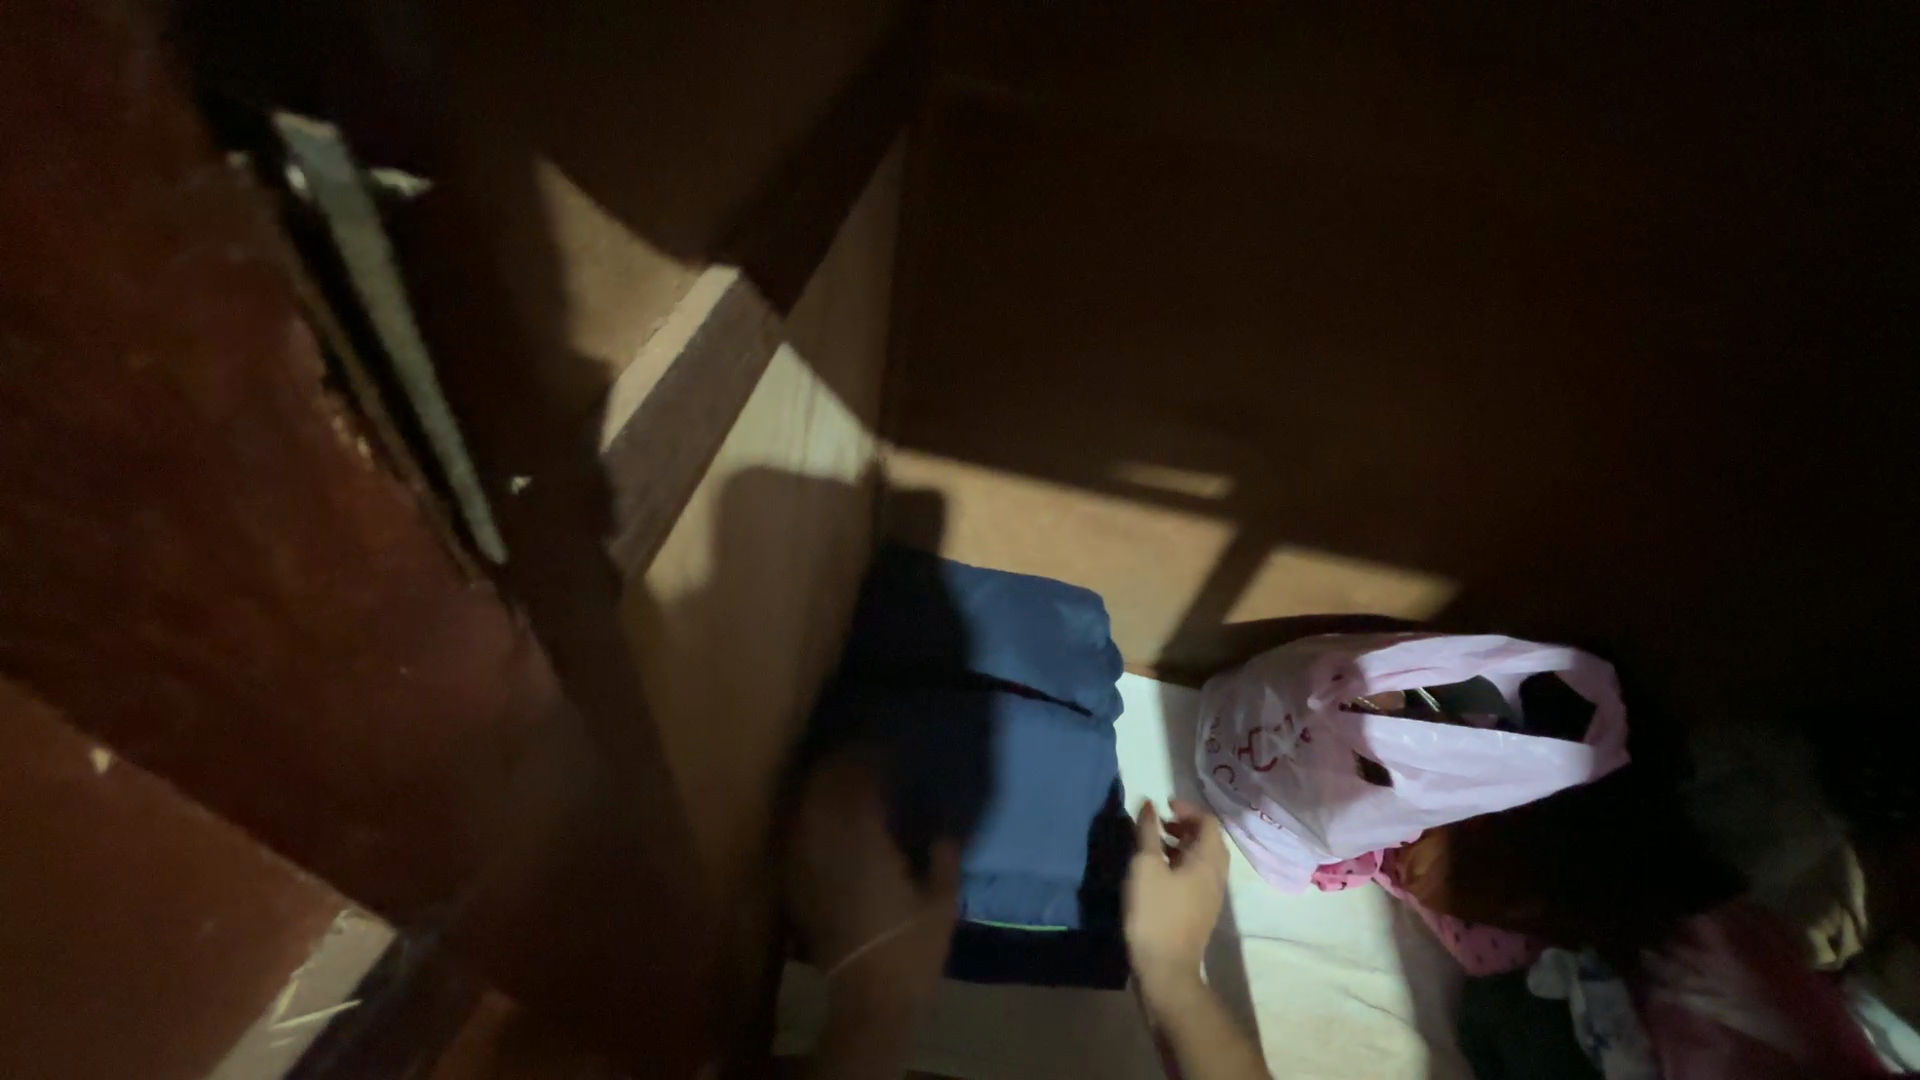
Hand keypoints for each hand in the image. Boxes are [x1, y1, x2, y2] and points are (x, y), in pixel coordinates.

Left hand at [786, 749, 959, 1014]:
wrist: (870, 1001)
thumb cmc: (911, 949)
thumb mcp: (942, 899)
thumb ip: (943, 854)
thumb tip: (942, 826)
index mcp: (868, 844)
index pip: (861, 784)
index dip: (868, 758)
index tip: (883, 743)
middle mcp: (832, 847)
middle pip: (827, 789)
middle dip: (840, 763)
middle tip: (857, 748)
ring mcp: (810, 867)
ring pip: (808, 809)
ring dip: (821, 785)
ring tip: (837, 769)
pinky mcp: (801, 887)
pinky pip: (799, 837)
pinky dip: (809, 817)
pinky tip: (819, 811)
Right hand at [1125, 799, 1228, 1008]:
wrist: (1166, 971)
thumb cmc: (1154, 913)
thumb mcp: (1144, 866)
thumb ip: (1147, 831)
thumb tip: (1149, 804)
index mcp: (1207, 861)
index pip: (1209, 822)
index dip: (1187, 808)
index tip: (1163, 806)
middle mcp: (1216, 876)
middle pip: (1210, 840)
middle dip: (1186, 825)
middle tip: (1160, 823)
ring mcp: (1211, 897)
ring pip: (1204, 859)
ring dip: (1183, 844)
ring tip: (1156, 844)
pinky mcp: (1201, 912)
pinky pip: (1198, 876)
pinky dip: (1182, 863)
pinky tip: (1158, 872)